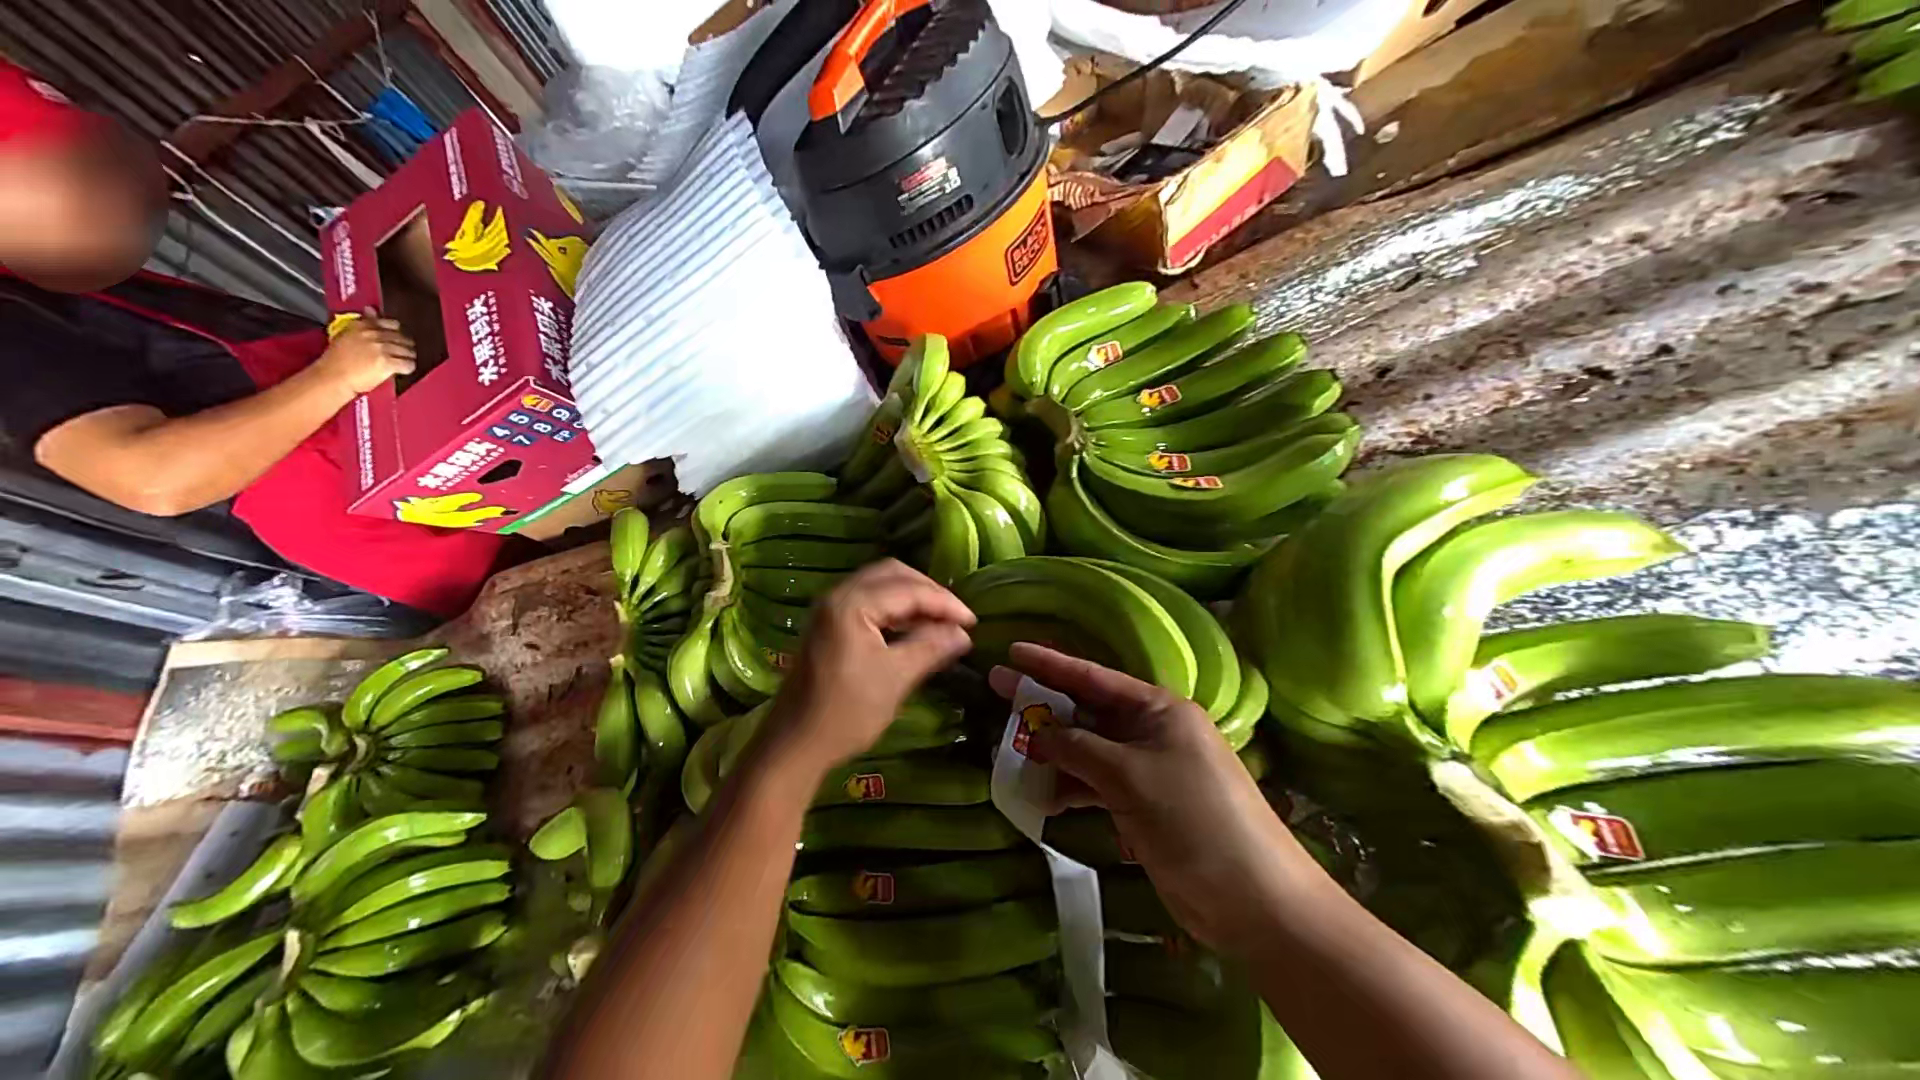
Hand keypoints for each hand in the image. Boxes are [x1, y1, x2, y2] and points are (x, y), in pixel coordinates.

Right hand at [316, 309, 415, 394]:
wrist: (333, 376)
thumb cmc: (338, 358)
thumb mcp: (348, 335)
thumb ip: (364, 322)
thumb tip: (371, 309)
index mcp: (361, 325)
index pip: (391, 324)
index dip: (396, 332)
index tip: (394, 339)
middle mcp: (372, 334)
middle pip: (402, 338)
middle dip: (405, 347)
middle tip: (400, 354)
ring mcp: (381, 348)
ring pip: (408, 351)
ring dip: (407, 358)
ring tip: (400, 362)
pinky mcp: (387, 362)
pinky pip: (409, 364)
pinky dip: (408, 368)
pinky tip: (401, 370)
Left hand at [763, 560, 974, 774]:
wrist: (794, 745)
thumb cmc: (846, 713)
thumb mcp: (896, 679)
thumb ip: (931, 648)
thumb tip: (963, 633)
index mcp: (851, 604)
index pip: (909, 589)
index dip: (945, 603)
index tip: (973, 622)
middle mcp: (837, 595)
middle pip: (893, 574)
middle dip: (929, 591)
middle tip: (956, 617)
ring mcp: (829, 608)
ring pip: (880, 585)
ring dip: (912, 598)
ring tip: (941, 623)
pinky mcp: (828, 624)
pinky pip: (869, 601)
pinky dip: (895, 609)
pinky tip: (914, 629)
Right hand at [989, 643, 1328, 954]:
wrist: (1253, 899)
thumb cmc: (1193, 817)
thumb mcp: (1129, 775)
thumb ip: (1077, 748)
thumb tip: (1037, 733)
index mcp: (1158, 709)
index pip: (1094, 677)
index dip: (1051, 663)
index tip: (1012, 651)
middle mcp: (1152, 732)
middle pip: (1088, 711)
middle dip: (1044, 705)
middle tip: (996, 692)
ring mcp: (1148, 770)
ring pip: (1088, 750)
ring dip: (1053, 752)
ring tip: (1008, 750)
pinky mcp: (1144, 806)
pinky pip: (1096, 785)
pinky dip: (1070, 788)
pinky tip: (1041, 796)